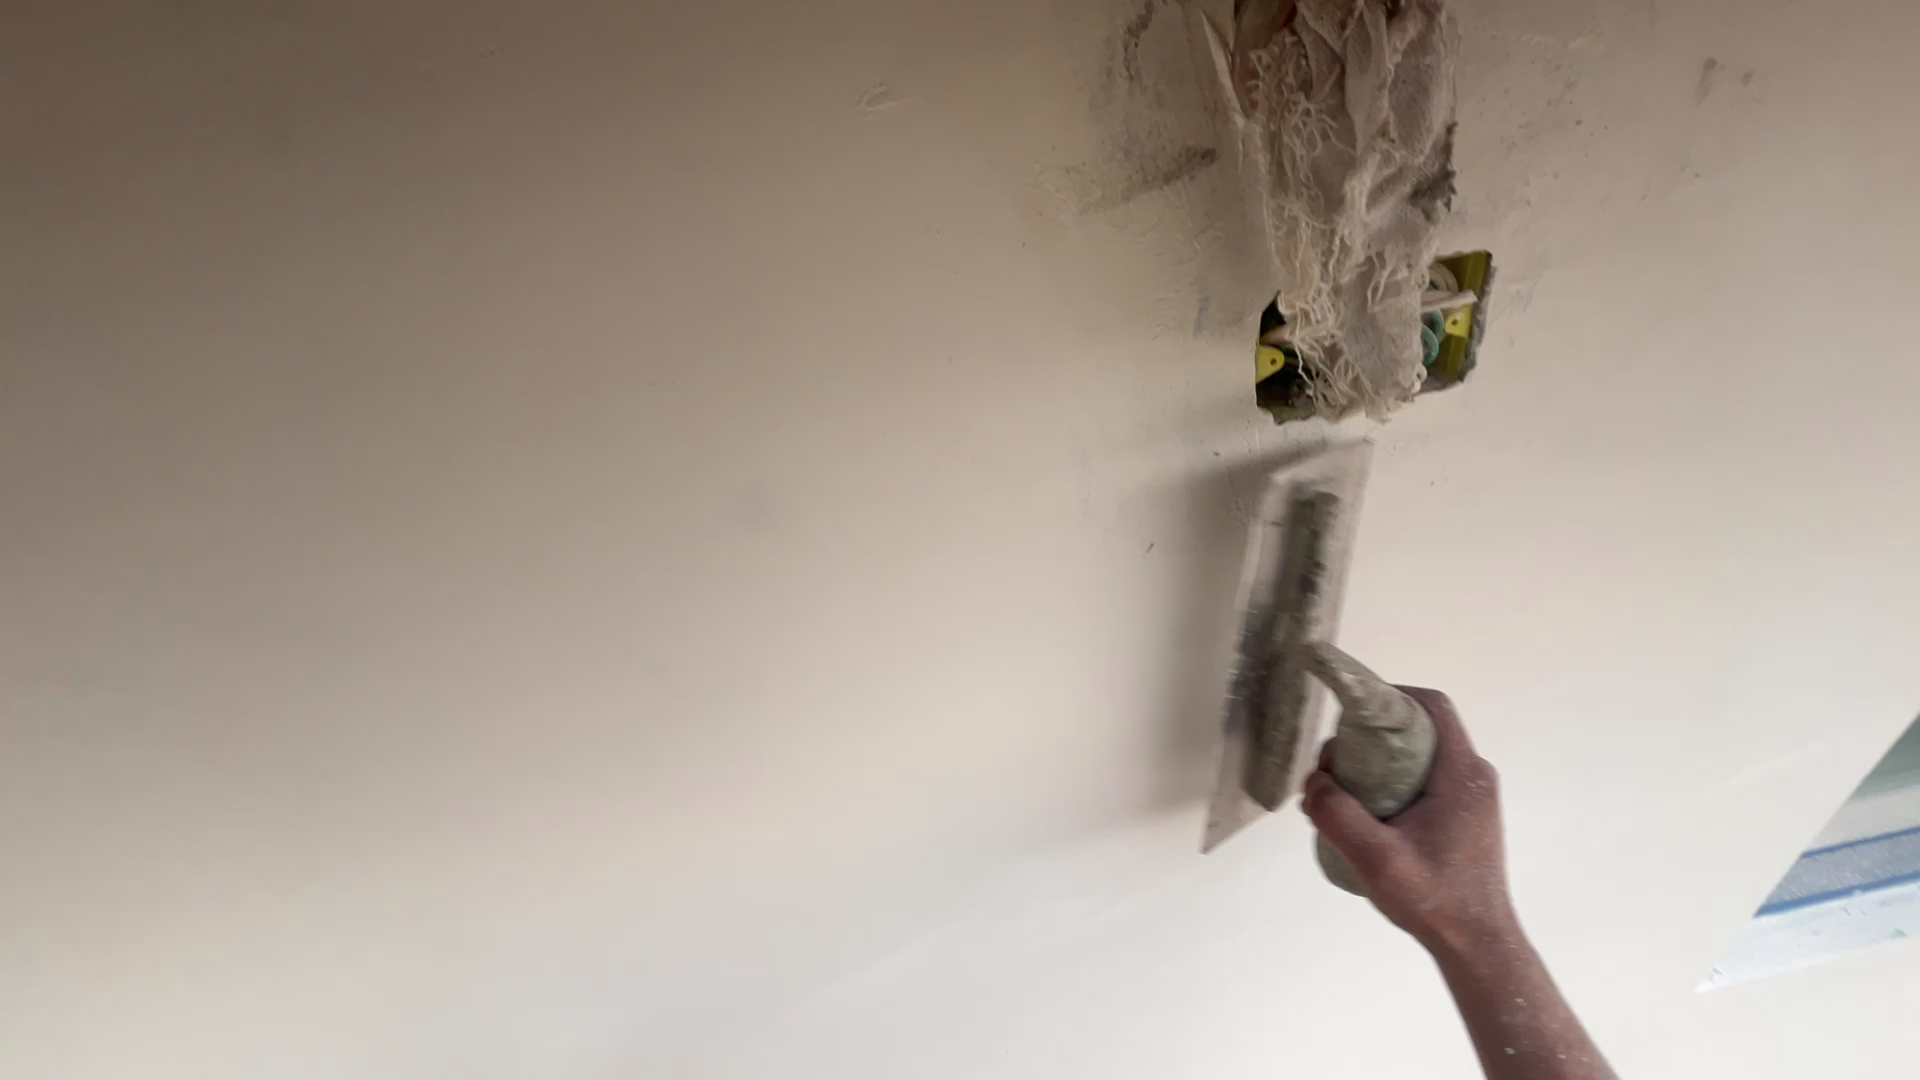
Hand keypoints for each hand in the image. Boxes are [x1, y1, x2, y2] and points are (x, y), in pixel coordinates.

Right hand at [1299, 687, 1515, 952]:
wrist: (1477, 948)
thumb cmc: (1435, 899)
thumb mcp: (1376, 858)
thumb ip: (1337, 814)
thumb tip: (1313, 782)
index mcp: (1460, 774)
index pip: (1430, 706)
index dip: (1388, 695)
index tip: (1349, 712)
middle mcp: (1469, 775)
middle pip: (1413, 727)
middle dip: (1365, 737)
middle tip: (1333, 768)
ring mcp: (1465, 795)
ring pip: (1410, 753)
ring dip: (1369, 763)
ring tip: (1339, 795)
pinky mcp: (1457, 813)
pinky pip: (1414, 776)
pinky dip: (1382, 781)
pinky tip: (1359, 812)